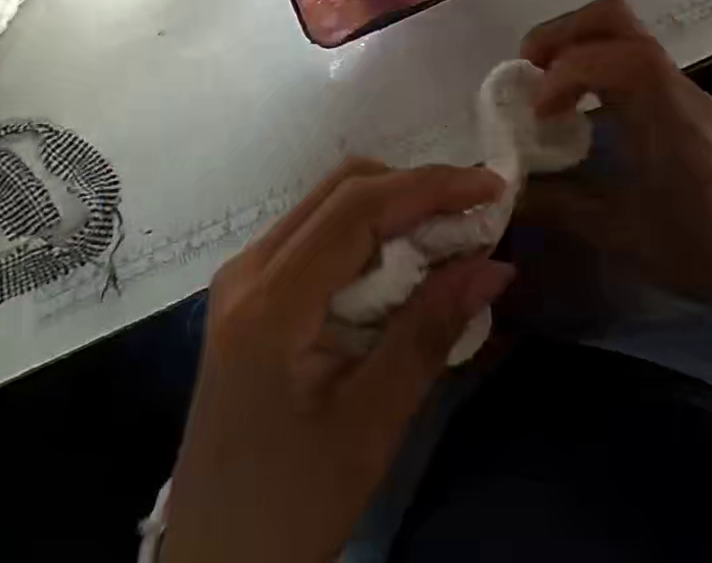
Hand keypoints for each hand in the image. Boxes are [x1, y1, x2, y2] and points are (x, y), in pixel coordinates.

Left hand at [161, 158, 514, 562]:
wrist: (217, 556)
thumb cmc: (293, 502)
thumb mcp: (371, 424)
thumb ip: (430, 333)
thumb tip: (494, 266)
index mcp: (270, 303)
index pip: (357, 209)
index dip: (430, 186)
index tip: (492, 189)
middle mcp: (248, 270)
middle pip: (341, 192)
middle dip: (415, 190)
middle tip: (476, 213)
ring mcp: (244, 278)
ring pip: (328, 205)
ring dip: (394, 207)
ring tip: (452, 236)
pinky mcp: (252, 292)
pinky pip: (318, 234)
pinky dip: (370, 233)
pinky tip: (405, 264)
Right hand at [518, 0, 711, 312]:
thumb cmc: (687, 250)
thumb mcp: (613, 235)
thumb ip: (554, 204)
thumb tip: (501, 187)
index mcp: (675, 127)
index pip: (625, 61)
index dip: (568, 73)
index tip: (538, 112)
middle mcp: (681, 92)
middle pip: (618, 20)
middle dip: (560, 34)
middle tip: (526, 69)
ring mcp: (681, 86)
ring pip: (621, 27)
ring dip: (571, 41)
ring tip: (541, 80)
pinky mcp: (674, 90)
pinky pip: (625, 50)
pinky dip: (587, 57)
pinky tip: (571, 97)